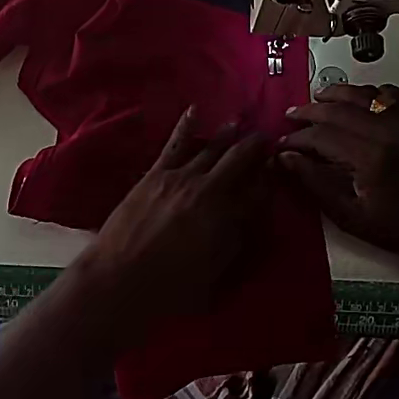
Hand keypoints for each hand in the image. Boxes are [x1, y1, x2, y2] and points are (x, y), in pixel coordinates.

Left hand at [67, 107, 268, 345]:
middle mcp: (208, 189)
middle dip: (255, 149)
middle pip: (238, 162)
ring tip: (241, 122)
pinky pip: (175, 144)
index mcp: (227, 216)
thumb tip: (249, 217)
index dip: (270, 178)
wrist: (119, 279)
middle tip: (267, 138)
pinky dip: (187, 126)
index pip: (258, 190)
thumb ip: (236, 242)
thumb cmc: (171, 288)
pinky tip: (196, 110)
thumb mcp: (216, 273)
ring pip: (210, 148)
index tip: (278, 168)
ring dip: (227, 135)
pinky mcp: (156, 174)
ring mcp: (180, 177)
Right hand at [279, 83, 398, 278]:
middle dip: (309, 112)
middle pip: (338, 109)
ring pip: (364, 94)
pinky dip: (373, 93)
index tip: (285, 144)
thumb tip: (288, 160)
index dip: (297, 138)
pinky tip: (361, 98)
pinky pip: (394, 95)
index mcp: (371, 157)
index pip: (321, 135)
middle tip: (293, 117)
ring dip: (337, 94)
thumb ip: (314, 183)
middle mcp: (390, 133)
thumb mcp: (349, 215)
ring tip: (319, 99)